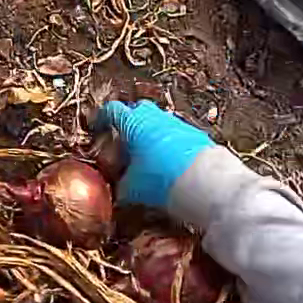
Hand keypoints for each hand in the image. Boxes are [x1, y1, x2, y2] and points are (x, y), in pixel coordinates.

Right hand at [92, 100, 216, 209]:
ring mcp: (176, 123)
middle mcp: (154, 117)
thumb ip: (121, 185)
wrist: (205, 181)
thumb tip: (118, 191)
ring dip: (148, 133)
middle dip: (128, 123)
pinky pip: (173, 133)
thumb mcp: (133, 187)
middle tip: (121, 141)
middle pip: (136, 111)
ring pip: (156, 122)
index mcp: (133, 122)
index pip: (111, 110)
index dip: (102, 118)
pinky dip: (166, 142)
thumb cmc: (161, 178)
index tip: (97, 127)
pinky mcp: (194, 133)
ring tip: (144, 155)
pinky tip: (165, 161)